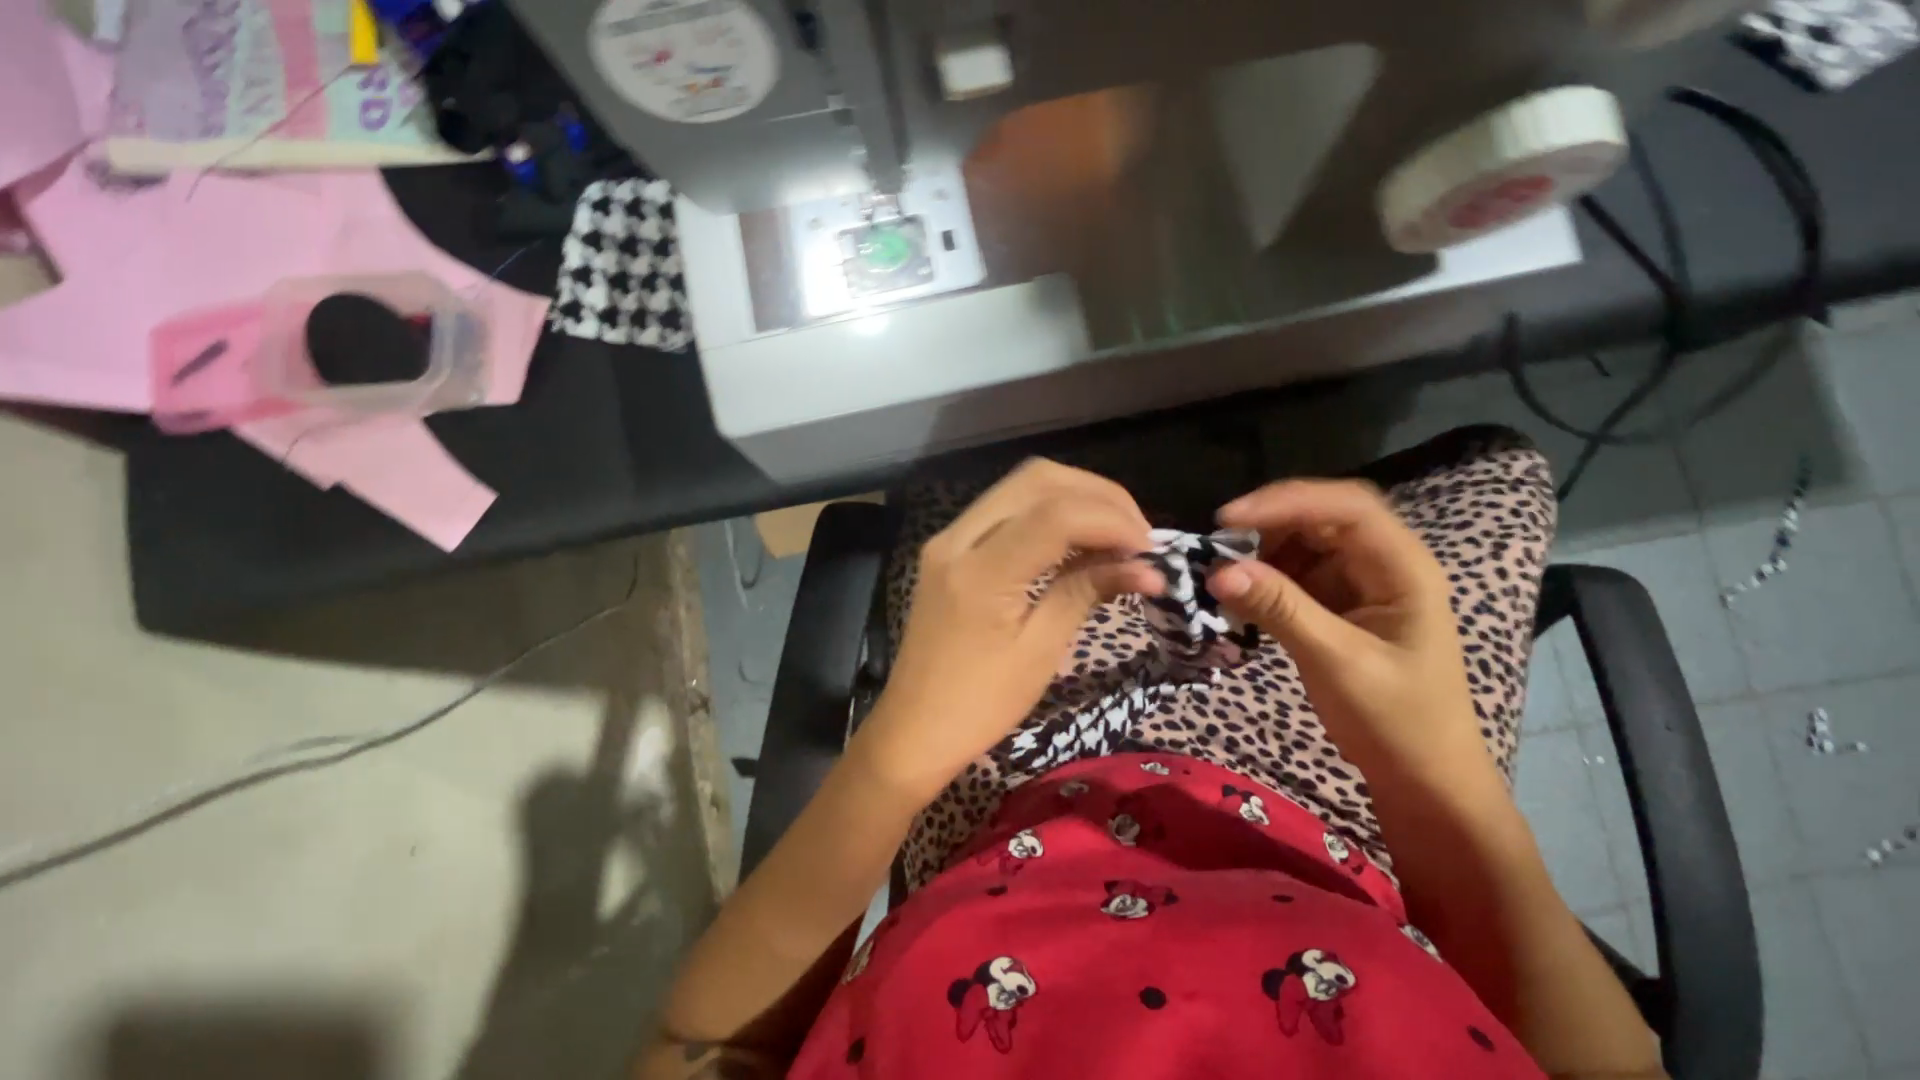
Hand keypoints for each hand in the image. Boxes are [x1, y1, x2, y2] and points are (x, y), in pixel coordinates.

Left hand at [855, 460, 1163, 798]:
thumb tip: (1149, 568)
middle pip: (1037, 479)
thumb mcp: (1041, 651)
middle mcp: (958, 539)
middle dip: (1097, 495)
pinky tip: (1079, 541)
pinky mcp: (949, 549)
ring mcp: (949, 540)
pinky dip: (1047, 513)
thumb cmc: (980, 705)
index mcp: (980, 572)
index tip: (1150, 547)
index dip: (1111, 519)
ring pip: (1020, 487)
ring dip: (1074, 498)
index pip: (1056, 514)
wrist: (914, 729)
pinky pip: (1004, 510)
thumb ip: (1087, 592)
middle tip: (1138, 533)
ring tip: (1116, 535)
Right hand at [1204, 480, 1488, 780]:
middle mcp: (1384, 564)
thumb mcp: (1336, 662)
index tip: (1228, 520)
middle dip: (1268, 525)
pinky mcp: (1341, 607)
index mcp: (1404, 568)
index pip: (1347, 507)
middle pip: (1323, 517)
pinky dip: (1265, 580)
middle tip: (1216, 546)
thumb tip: (1218, 570)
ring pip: (1305, 544)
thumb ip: (1281, 609)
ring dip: (1262, 552)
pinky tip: (1237, 598)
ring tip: (1221, 574)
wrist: (1423, 779)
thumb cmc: (1396, 721)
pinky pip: (1298, 577)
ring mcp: (1362, 585)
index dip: (1287, 501)